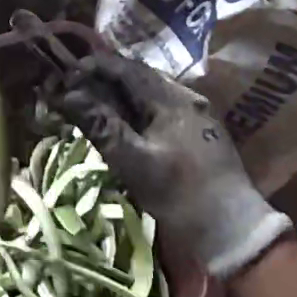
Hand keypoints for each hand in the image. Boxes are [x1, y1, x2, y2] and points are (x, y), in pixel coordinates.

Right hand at [46, 53, 290, 278]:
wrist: (230, 229)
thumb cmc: (179, 194)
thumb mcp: (131, 160)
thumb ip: (99, 124)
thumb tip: (67, 95)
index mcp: (172, 99)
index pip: (126, 68)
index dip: (94, 67)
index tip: (66, 76)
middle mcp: (186, 98)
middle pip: (138, 77)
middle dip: (104, 80)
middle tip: (73, 90)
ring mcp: (194, 114)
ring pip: (149, 93)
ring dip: (118, 95)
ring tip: (91, 105)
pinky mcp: (196, 133)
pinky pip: (159, 109)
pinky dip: (134, 110)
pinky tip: (122, 124)